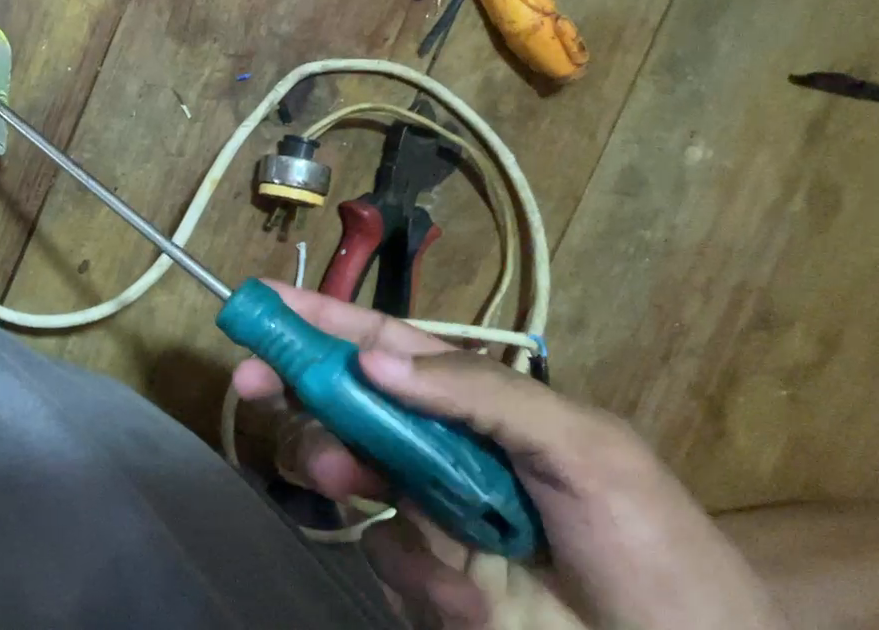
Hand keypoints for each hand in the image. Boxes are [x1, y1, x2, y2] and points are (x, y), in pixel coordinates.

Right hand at [232, 283, 785, 629]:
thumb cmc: (648, 541)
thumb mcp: (585, 448)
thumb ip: (481, 391)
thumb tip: (371, 359)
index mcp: (468, 400)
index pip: (379, 343)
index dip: (316, 316)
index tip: (257, 299)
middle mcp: (431, 444)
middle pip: (334, 398)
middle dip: (287, 383)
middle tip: (251, 384)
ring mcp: (420, 508)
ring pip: (332, 466)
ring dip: (327, 464)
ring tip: (344, 483)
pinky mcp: (418, 574)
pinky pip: (379, 557)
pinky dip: (415, 577)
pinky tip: (469, 600)